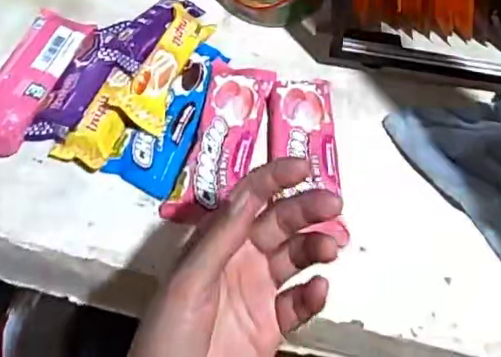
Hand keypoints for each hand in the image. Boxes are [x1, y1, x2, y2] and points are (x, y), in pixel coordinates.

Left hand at [129, 158, 341, 356]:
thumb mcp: (189, 280)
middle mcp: (236, 257)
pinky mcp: (267, 327)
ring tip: (330, 247)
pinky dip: (311, 296)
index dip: (274, 177)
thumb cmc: (167, 334)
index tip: (303, 165)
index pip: (247, 197)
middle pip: (276, 222)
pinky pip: (295, 305)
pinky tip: (320, 289)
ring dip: (313, 247)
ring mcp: (254, 291)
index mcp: (213, 237)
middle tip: (333, 202)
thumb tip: (246, 196)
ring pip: (291, 258)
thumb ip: (219, 239)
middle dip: (304, 208)